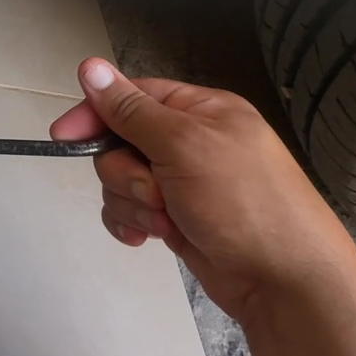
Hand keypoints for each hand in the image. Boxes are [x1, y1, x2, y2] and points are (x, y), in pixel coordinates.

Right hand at [50, 58, 355, 317]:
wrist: (291, 289)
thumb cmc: (245, 204)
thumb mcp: (184, 146)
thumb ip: (130, 109)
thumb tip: (90, 66)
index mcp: (202, 111)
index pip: (130, 97)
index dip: (95, 114)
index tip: (65, 136)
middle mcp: (190, 142)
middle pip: (118, 141)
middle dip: (126, 172)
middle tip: (154, 192)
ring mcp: (182, 182)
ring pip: (119, 178)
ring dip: (132, 201)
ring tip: (165, 222)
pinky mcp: (174, 217)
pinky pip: (127, 208)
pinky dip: (131, 221)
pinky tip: (147, 237)